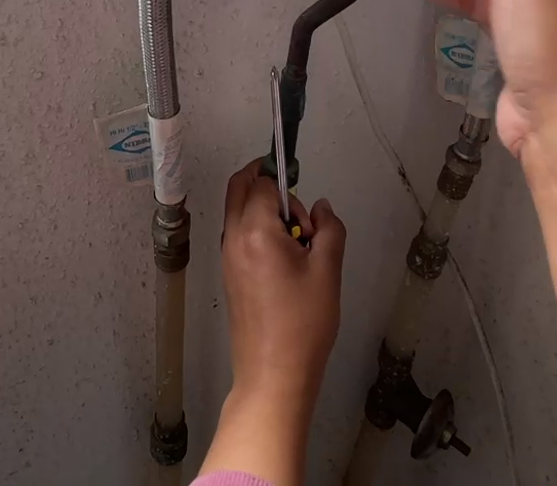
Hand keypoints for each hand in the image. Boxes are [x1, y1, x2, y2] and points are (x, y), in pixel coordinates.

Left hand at [200, 159, 346, 484]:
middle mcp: (233, 237)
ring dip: (263, 209)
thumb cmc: (303, 322)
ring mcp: (227, 256)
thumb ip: (329, 228)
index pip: (262, 183)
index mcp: (254, 230)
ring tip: (298, 241)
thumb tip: (322, 208)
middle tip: (297, 209)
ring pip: (238, 210)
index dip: (287, 187)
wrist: (275, 374)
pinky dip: (259, 230)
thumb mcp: (327, 270)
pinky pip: (239, 234)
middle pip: (239, 187)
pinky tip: (286, 259)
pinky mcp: (230, 273)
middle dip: (265, 183)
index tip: (309, 213)